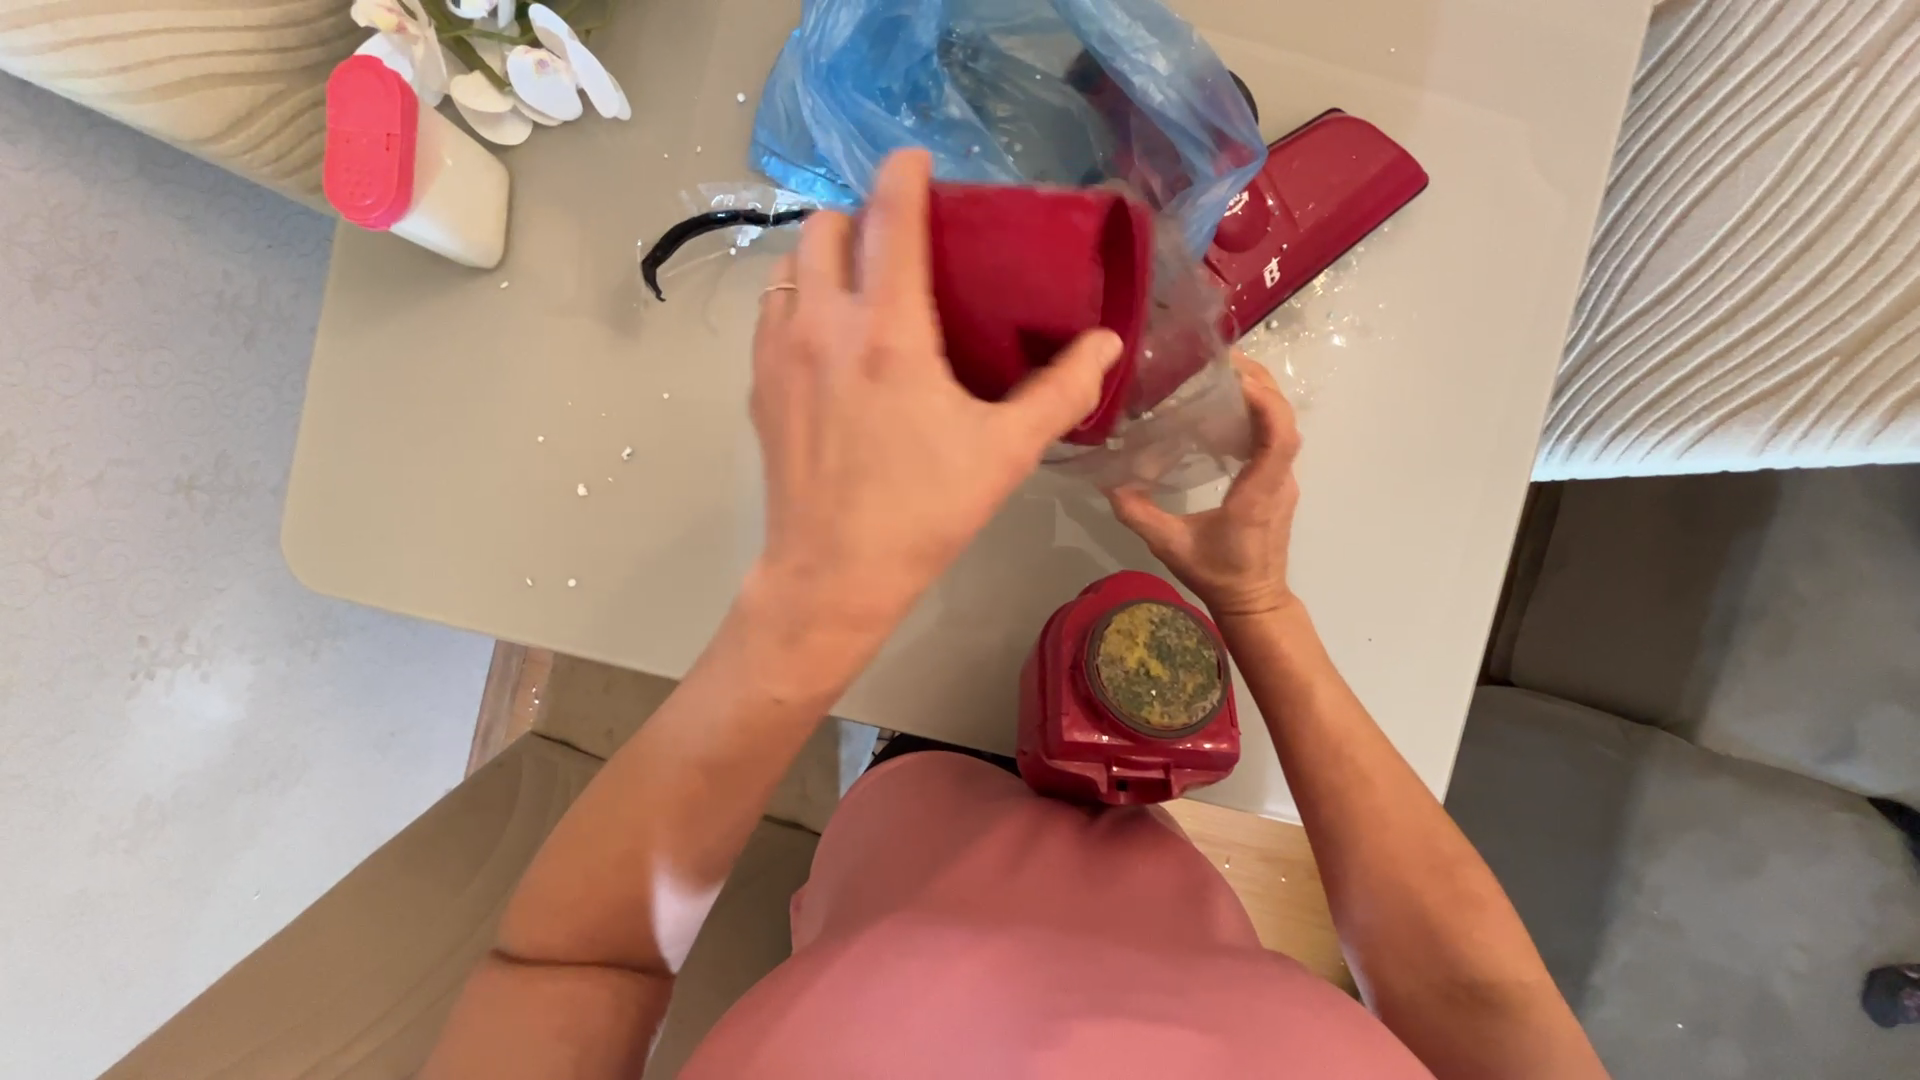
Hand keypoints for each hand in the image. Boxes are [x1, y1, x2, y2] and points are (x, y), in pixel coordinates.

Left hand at [747, 149, 1123, 639]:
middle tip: (896, 246)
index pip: (891, 219)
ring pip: (790, 266)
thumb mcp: (1004, 454)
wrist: (833, 575)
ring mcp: (779, 354)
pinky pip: (771, 313)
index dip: (904, 175)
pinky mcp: (758, 386)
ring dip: (824, 258)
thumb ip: (1060, 392)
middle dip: (860, 218)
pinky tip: (826, 340)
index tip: (917, 162)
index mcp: (888, 333)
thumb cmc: (923, 512)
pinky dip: (797, 302)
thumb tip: (1107, 345)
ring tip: (859, 288)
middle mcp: (824, 325)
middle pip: (826, 226)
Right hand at [1108, 355, 1301, 619]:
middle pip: (1285, 419)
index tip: (1233, 376)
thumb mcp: (1170, 545)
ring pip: (1283, 425)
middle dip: (1260, 383)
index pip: (1279, 436)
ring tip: (1222, 375)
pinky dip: (1258, 414)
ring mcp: (1282, 481)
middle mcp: (1278, 480)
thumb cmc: (1217, 575)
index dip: (1263, 401)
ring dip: (1261, 395)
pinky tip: (1225, 410)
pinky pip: (1275, 438)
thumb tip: (1107, 482)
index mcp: (1258, 493)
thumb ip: (1138, 513)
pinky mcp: (1277, 483)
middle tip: (1220, 361)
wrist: (1254, 602)